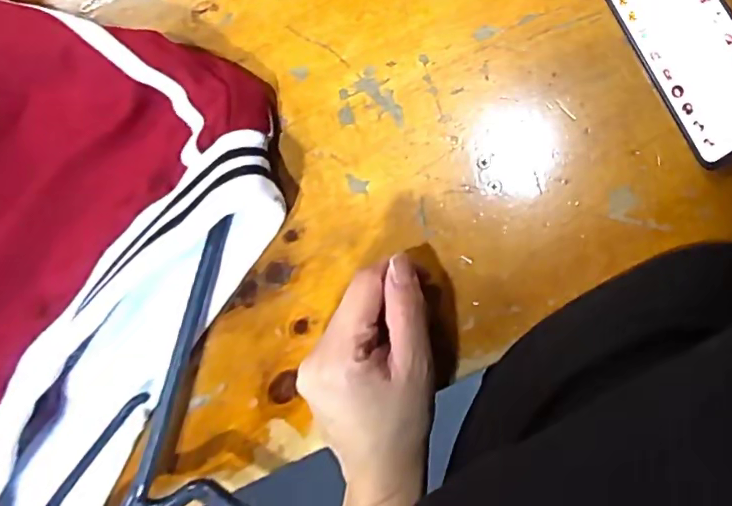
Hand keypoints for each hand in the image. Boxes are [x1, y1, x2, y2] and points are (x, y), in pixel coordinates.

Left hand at [295, 254, 433, 505]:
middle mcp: (312, 355)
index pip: (363, 283)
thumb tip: (400, 260)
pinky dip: (368, 328)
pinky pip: (345, 329)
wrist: (382, 470)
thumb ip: (406, 307)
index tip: (424, 282)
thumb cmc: (404, 418)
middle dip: (389, 295)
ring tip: (402, 336)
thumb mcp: (415, 360)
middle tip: (419, 310)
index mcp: (335, 354)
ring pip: (351, 311)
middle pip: (355, 297)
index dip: (395, 272)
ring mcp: (308, 365)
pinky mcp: (313, 371)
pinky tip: (384, 350)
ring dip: (380, 312)